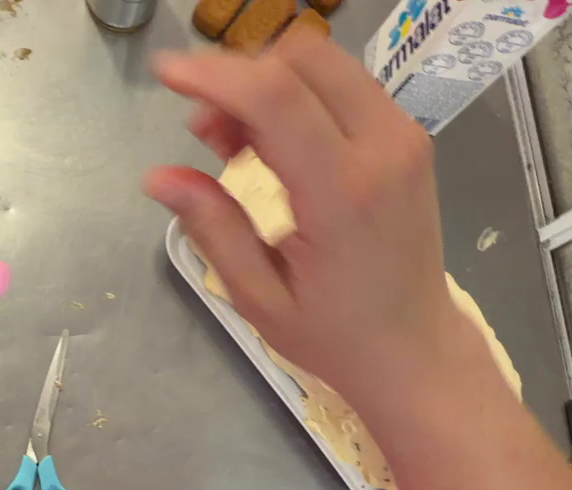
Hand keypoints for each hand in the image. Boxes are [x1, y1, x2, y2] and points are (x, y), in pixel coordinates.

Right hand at [144, 32, 475, 406]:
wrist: (411, 347)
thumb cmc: (331, 335)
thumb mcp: (258, 297)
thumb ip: (213, 228)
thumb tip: (160, 177)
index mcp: (342, 193)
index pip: (275, 98)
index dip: (214, 76)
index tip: (166, 74)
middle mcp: (383, 146)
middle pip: (302, 60)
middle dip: (239, 80)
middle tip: (205, 135)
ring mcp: (403, 135)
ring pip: (325, 64)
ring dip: (267, 86)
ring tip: (233, 145)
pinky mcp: (407, 138)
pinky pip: (345, 87)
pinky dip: (297, 98)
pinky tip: (272, 145)